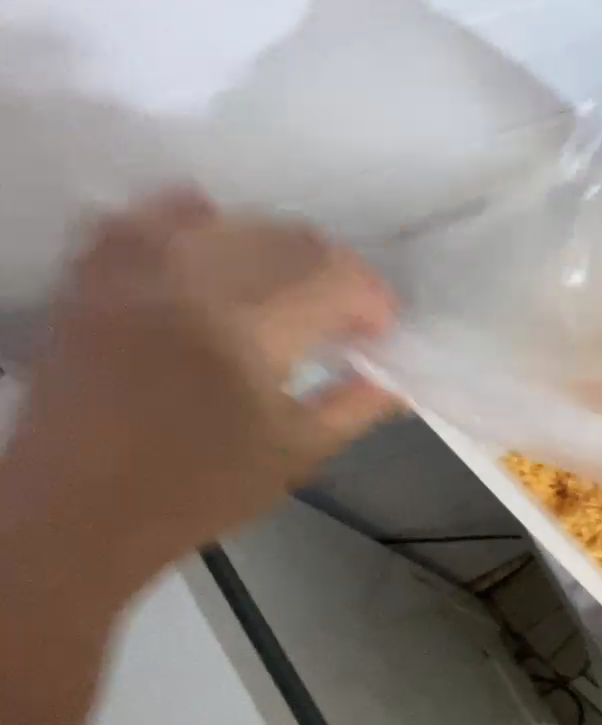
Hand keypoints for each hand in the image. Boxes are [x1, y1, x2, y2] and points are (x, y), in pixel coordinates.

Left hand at [1, 190, 398, 589]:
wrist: (80, 506)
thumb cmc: (206, 487)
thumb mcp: (303, 451)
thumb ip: (358, 403)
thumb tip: (399, 376)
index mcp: (248, 336)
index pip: (335, 280)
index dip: (375, 299)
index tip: (382, 332)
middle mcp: (187, 290)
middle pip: (285, 241)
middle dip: (335, 271)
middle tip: (350, 312)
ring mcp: (130, 280)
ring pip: (220, 222)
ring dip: (273, 245)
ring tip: (291, 281)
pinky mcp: (91, 284)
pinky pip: (136, 222)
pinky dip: (181, 217)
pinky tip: (208, 226)